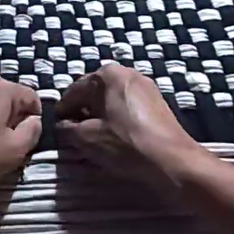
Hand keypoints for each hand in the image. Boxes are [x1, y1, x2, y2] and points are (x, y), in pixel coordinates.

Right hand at [57, 64, 213, 194]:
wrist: (174, 162)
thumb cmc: (126, 145)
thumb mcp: (87, 138)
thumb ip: (67, 129)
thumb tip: (63, 126)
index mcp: (107, 74)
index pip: (73, 92)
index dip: (62, 112)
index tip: (58, 129)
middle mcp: (126, 72)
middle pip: (94, 93)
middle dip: (83, 111)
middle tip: (76, 134)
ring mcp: (145, 85)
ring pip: (112, 100)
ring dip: (101, 116)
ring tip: (96, 138)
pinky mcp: (158, 102)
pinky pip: (128, 106)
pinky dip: (118, 118)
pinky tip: (117, 137)